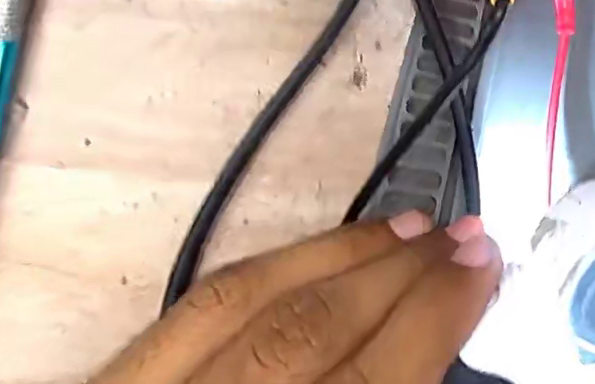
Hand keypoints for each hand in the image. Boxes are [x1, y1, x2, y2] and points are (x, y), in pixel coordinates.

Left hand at [91, 212, 500, 383]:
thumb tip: (440, 334)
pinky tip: (329, 249)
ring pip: (251, 299)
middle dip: (405, 270)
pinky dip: (281, 263)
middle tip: (466, 232)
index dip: (436, 310)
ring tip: (415, 225)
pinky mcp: (110, 383)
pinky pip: (205, 303)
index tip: (484, 259)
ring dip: (348, 252)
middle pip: (310, 332)